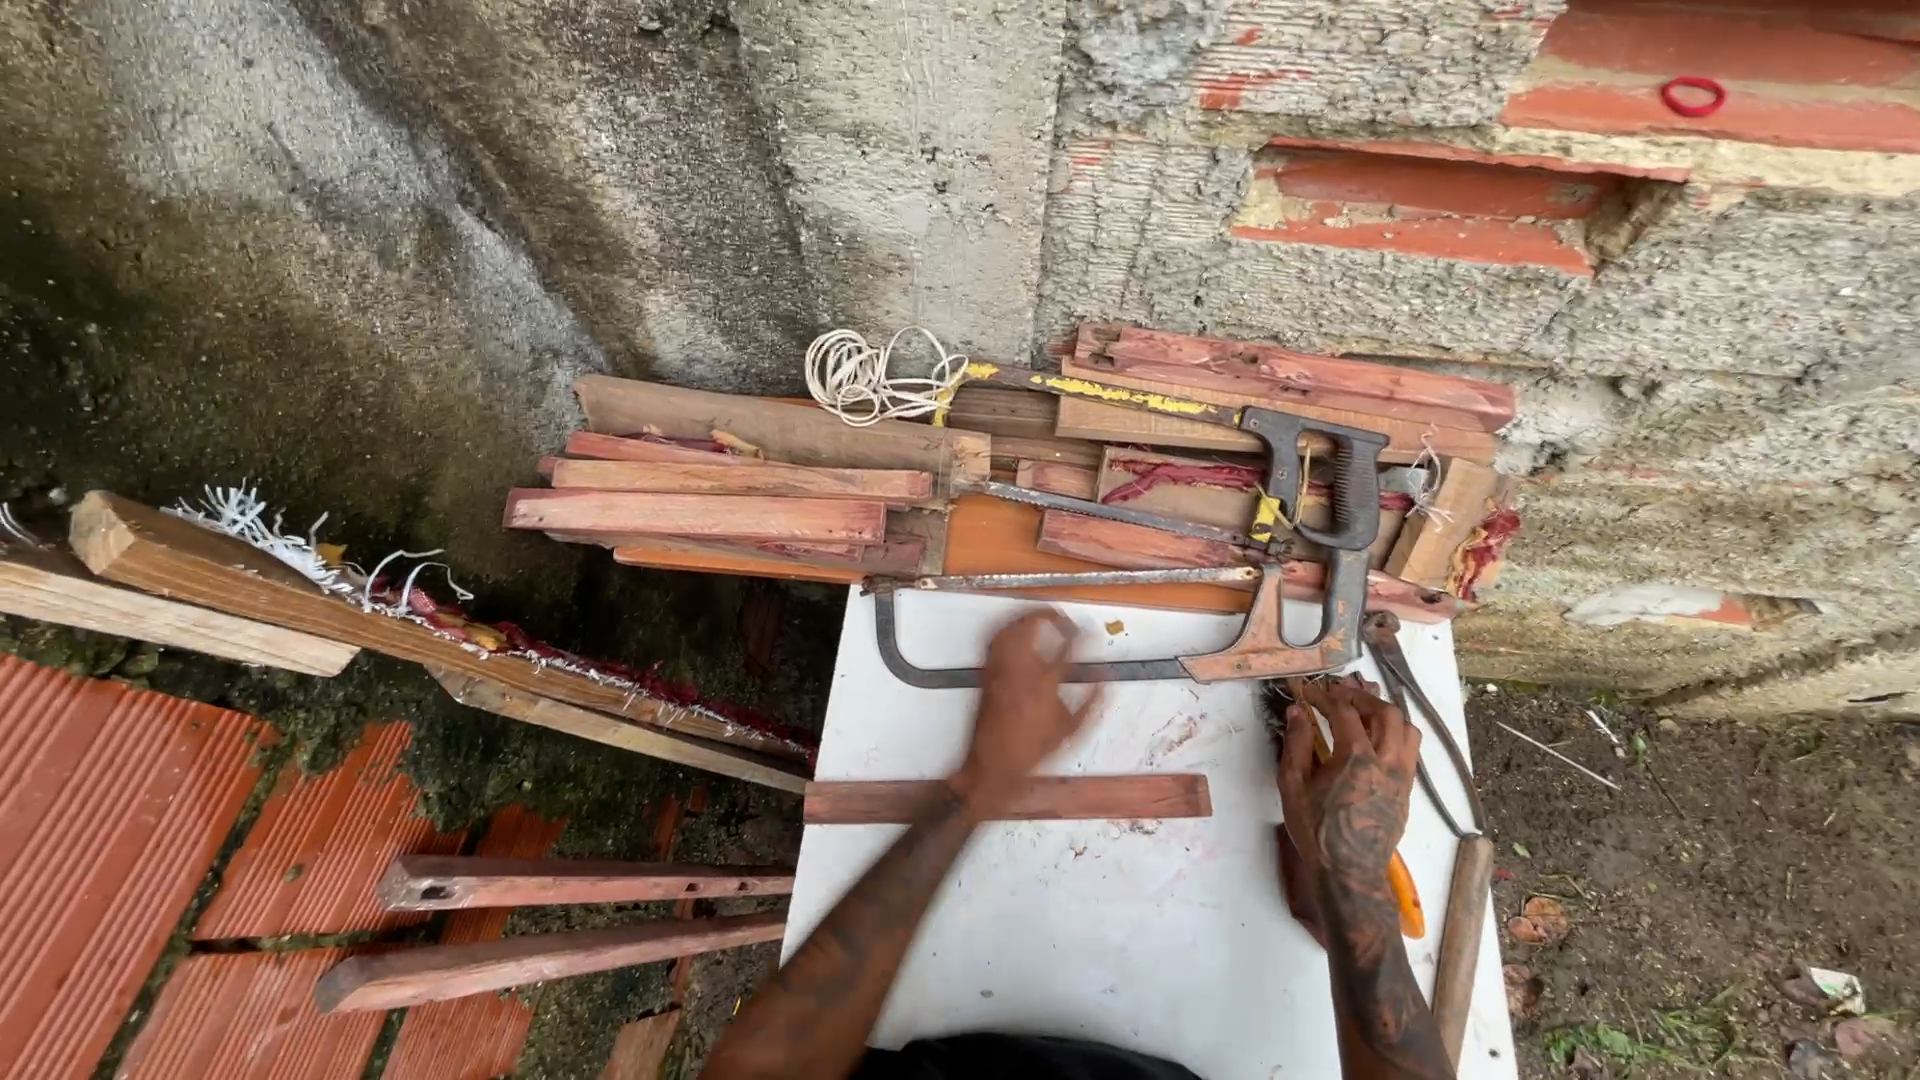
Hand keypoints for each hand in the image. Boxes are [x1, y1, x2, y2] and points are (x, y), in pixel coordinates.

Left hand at [951, 609, 1103, 815]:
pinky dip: (1007, 628)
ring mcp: (999, 670)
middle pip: (1030, 627)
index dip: (1077, 635)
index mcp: (1044, 685)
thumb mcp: (1069, 731)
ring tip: (1041, 617)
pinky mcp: (986, 673)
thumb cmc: (1032, 750)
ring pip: (1009, 629)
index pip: (1066, 649)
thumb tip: (1104, 676)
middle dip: (1048, 615)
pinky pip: (995, 640)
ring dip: (1026, 618)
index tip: (1085, 629)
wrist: (991, 763)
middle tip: (1061, 617)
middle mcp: (1019, 671)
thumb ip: (1090, 701)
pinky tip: (1015, 631)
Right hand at [1277, 676, 1419, 903]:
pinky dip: (1394, 734)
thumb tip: (1297, 712)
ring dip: (1385, 714)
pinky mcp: (1408, 791)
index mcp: (1356, 759)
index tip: (1310, 691)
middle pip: (1386, 713)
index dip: (1326, 696)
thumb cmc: (1315, 828)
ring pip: (1407, 730)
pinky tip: (1375, 739)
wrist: (1349, 870)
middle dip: (1361, 698)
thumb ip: (1296, 743)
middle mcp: (1387, 763)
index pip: (1345, 712)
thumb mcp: (1293, 784)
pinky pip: (1410, 751)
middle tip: (1339, 695)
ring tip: (1363, 712)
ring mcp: (1403, 777)